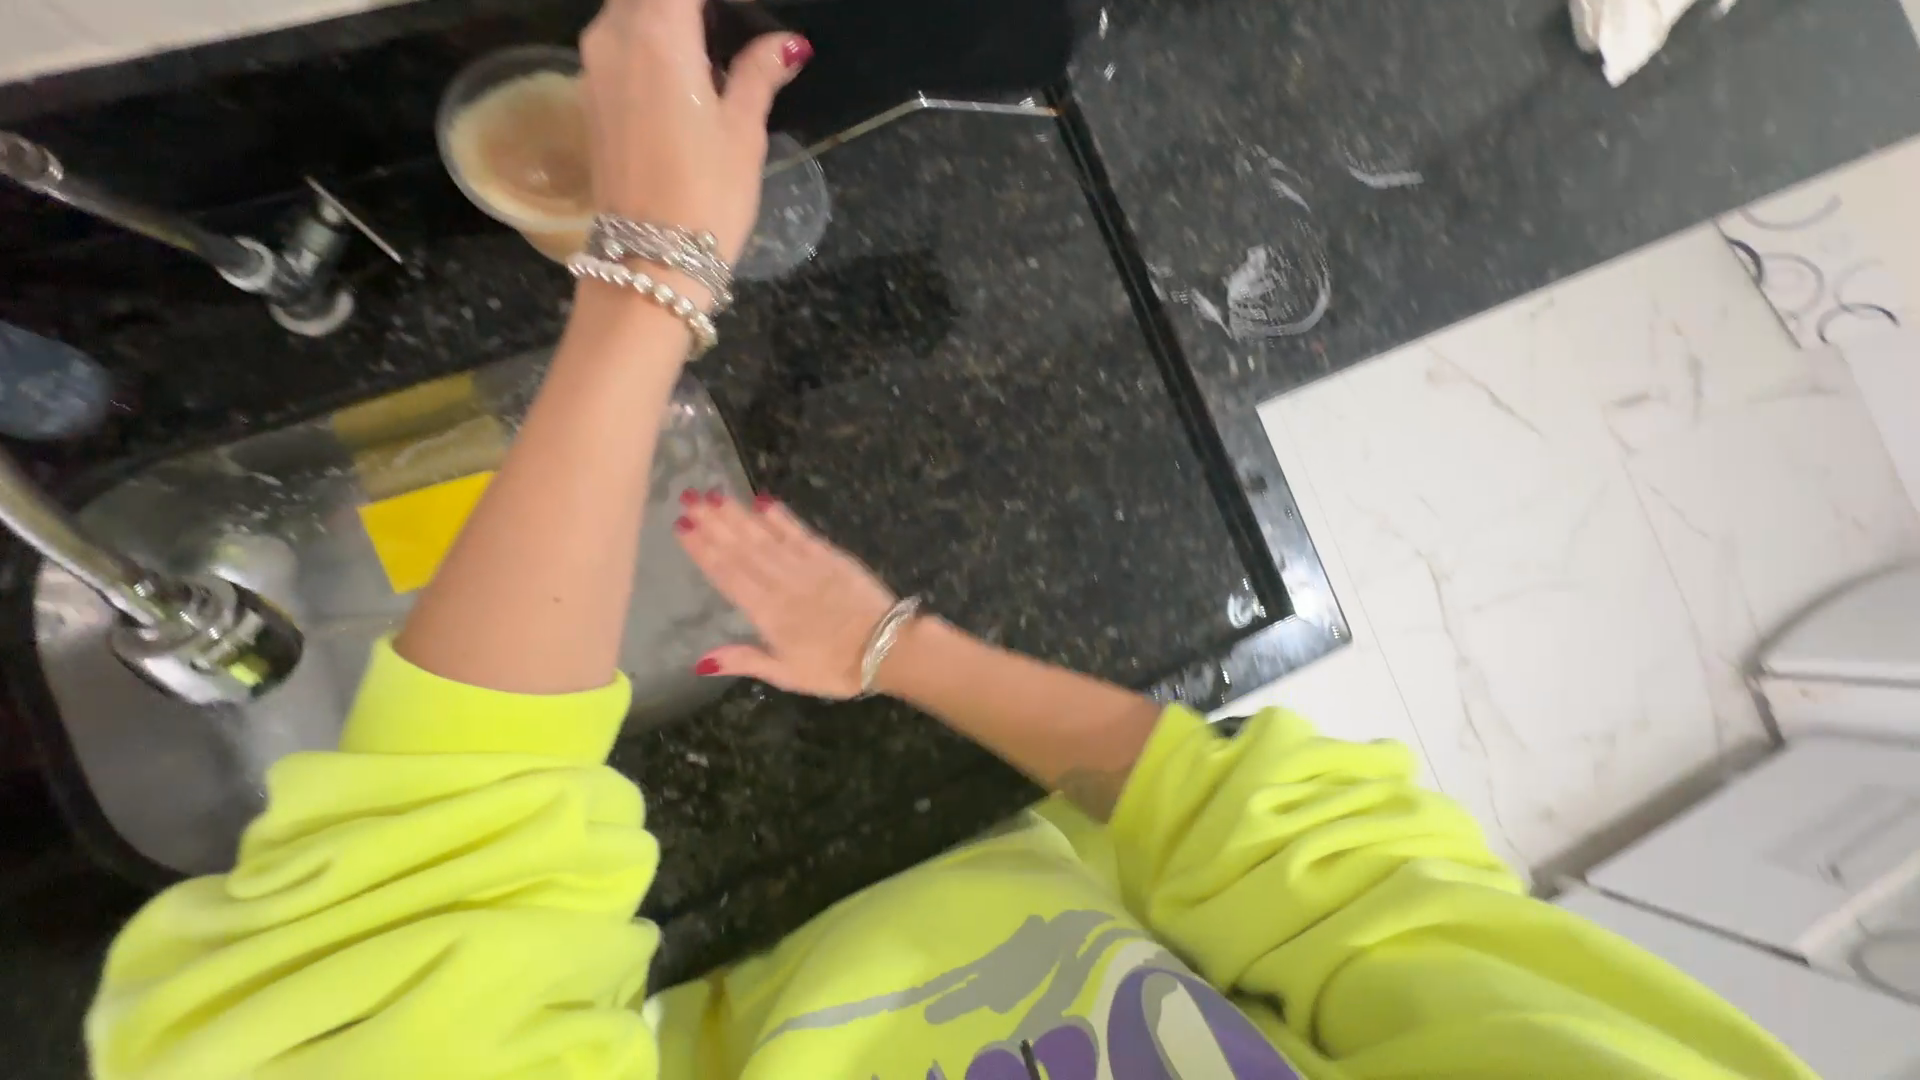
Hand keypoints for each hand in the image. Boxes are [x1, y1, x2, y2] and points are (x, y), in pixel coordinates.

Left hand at [579, 0, 810, 264]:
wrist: (650, 261)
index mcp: (658, 33)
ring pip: (628, 13)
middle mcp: (613, 34)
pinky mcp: (589, 98)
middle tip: (730, 35)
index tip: (743, 18)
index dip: (718, 2)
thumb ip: (759, 75)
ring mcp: (593, 67)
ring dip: (667, 22)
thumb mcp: (744, 133)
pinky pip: (617, 46)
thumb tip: (788, 45)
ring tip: (711, 58)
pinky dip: (648, 46)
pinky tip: (682, 82)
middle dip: (690, 9)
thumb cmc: (708, 196)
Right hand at [675, 492, 898, 698]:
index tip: (682, 525)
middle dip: (714, 523)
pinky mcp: (832, 557)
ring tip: (716, 494)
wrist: (887, 648)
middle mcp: (782, 584)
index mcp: (768, 614)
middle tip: (690, 497)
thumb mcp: (788, 675)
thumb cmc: (837, 668)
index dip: (704, 550)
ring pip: (766, 536)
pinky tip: (764, 502)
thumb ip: (746, 661)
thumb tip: (701, 661)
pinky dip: (782, 517)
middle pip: (742, 549)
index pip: (728, 575)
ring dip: (739, 515)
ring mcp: (808, 566)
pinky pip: (801, 532)